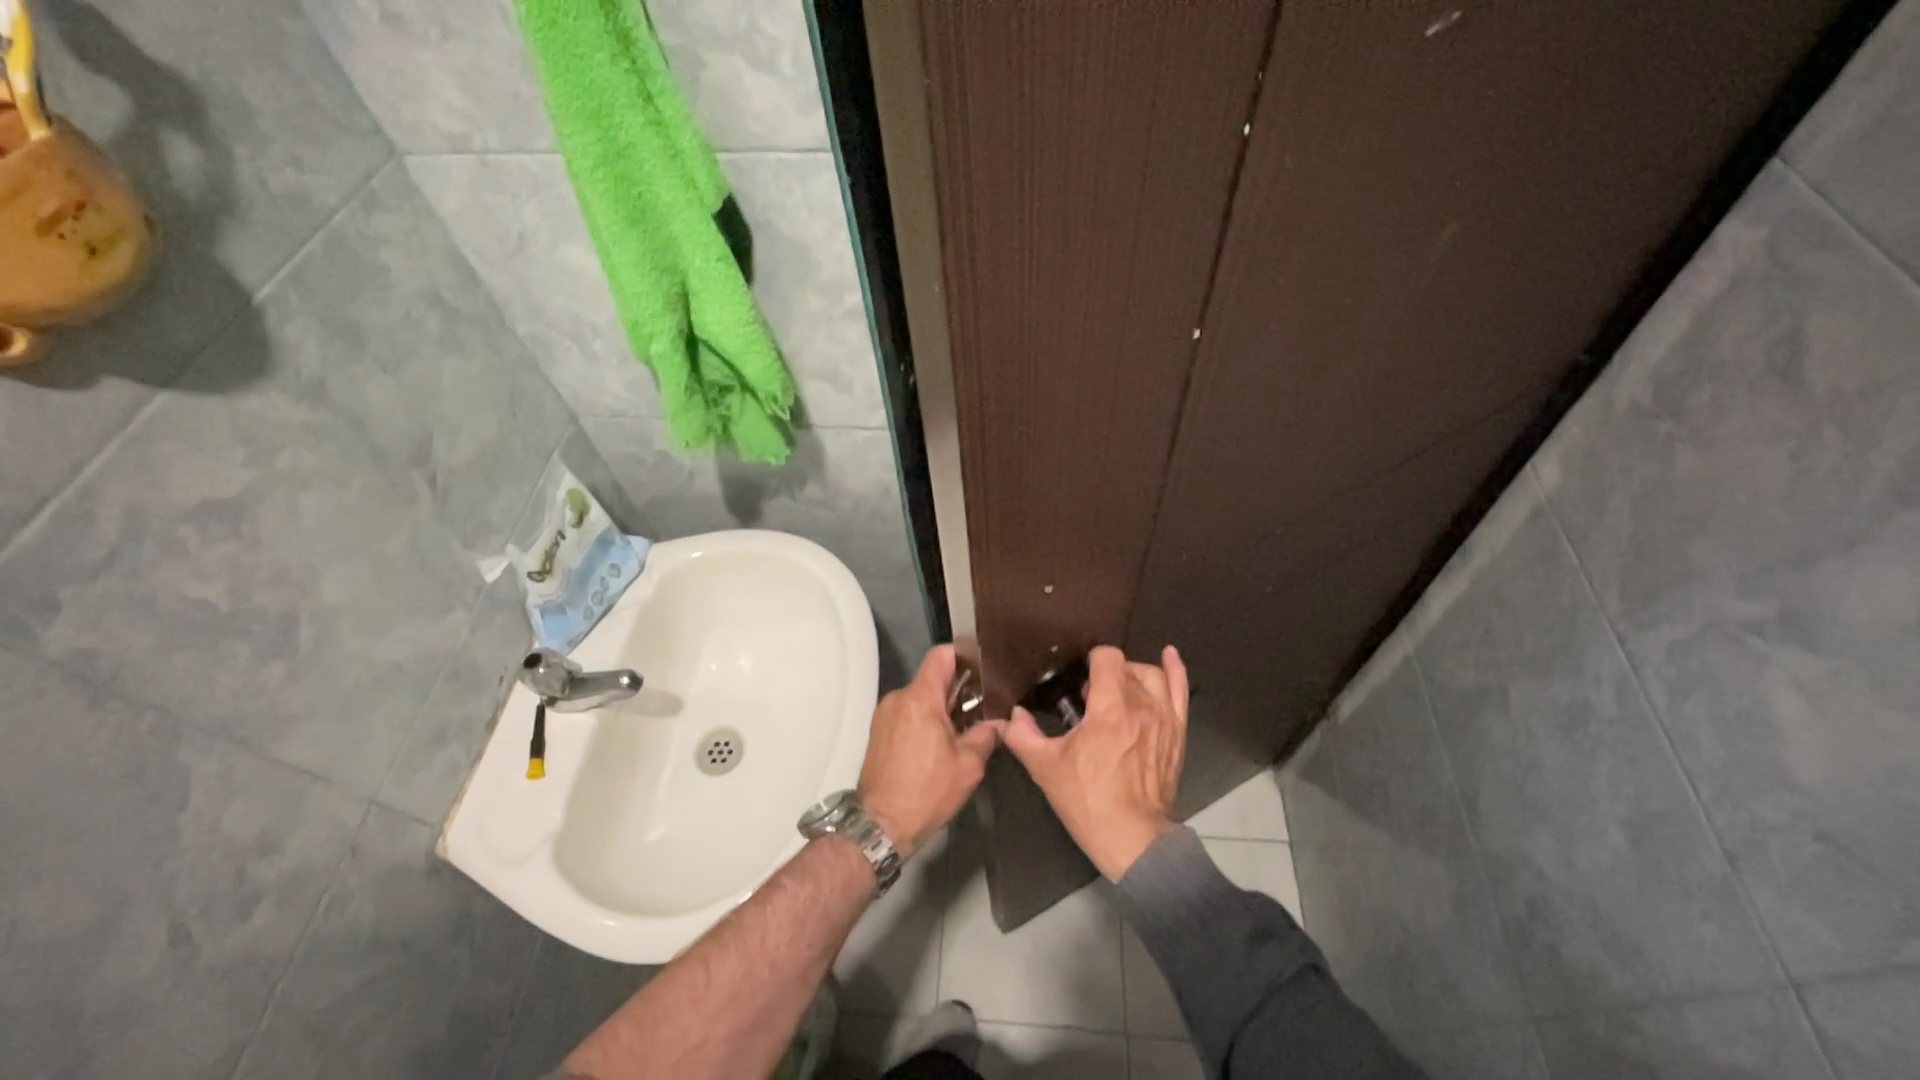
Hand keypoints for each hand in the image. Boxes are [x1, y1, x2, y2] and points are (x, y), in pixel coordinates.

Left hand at [859, 645, 1005, 857]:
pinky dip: (924, 721)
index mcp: (920, 699)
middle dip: (957, 690)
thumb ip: (986, 735)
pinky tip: (938, 745)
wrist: (881, 824)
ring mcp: (884, 715)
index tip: (983, 669)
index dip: (964, 655)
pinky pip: (906, 714)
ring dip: (940, 709)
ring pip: (919, 698)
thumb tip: (999, 722)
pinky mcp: (878, 732)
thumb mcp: (968, 766)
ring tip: (962, 731)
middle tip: (981, 707)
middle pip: (931, 679)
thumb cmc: (927, 792)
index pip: (941, 655)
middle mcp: (898, 699)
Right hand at [1004, 645, 1188, 879]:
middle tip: (1090, 698)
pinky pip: (1181, 690)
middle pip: (1127, 667)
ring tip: (1118, 690)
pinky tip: (1168, 655)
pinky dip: (1175, 669)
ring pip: (1153, 675)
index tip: (1079, 682)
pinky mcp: (1178, 732)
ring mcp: (1165, 718)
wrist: (1131, 838)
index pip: (1106, 658)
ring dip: (1133, 674)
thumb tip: (1012, 715)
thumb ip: (1023, 736)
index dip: (1090, 662)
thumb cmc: (1087, 800)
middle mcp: (1142, 705)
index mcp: (1109, 709)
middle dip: (1106, 674)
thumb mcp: (1045, 768)